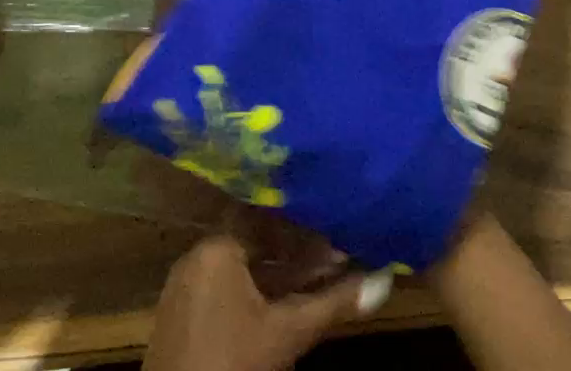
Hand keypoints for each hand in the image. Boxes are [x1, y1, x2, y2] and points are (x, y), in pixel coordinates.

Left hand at [142, 236, 390, 370]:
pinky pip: (230, 287)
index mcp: (216, 249)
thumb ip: (335, 302)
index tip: (338, 224)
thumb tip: (385, 280)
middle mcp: (197, 258)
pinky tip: (292, 304)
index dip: (305, 221)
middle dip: (300, 249)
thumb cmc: (233, 362)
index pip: (266, 215)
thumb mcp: (289, 332)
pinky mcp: (186, 315)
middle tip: (339, 252)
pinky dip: (261, 291)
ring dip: (283, 273)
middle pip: (257, 240)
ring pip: (246, 266)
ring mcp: (188, 288)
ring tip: (326, 277)